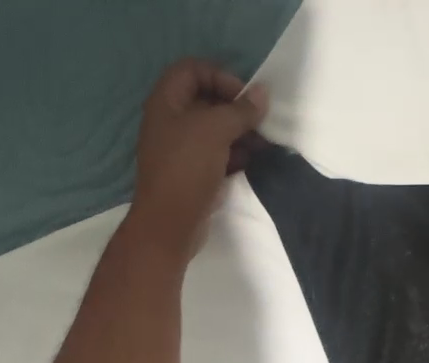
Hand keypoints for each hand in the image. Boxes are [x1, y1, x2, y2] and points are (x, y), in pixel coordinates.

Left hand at [127, 58, 267, 258]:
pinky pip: (214, 156)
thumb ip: (240, 111)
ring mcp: (179, 151)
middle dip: (235, 109)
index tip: (243, 97)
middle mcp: (169, 122)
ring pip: (212, 131)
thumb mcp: (216, 131)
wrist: (169, 225)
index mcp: (166, 102)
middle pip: (205, 101)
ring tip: (261, 145)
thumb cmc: (187, 168)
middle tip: (259, 122)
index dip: (220, 76)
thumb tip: (263, 93)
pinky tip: (250, 162)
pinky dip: (232, 155)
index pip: (193, 70)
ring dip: (238, 134)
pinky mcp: (190, 176)